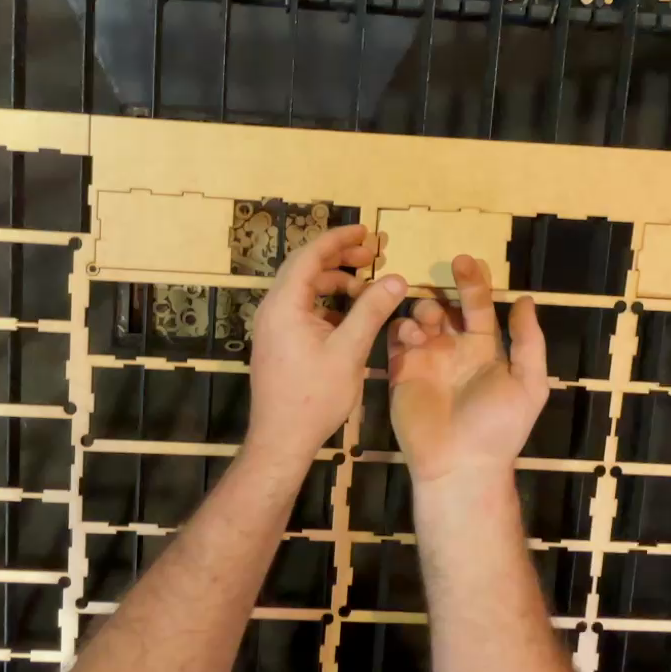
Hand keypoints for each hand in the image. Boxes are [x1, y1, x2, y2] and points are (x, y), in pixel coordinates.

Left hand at [248, 224, 407, 462]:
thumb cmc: (313, 396)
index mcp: (284, 304)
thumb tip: (397, 278)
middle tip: (373, 254)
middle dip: (340, 257)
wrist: (281, 440)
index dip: (339, 239)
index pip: (310, 256)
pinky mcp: (278, 341)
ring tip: (368, 286)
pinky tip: (352, 314)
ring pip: (305, 289)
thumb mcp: (349, 351)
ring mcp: (273, 325)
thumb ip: (371, 311)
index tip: (366, 231)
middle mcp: (273, 308)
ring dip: (336, 282)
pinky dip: (328, 303)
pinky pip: (303, 308)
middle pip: (306, 268)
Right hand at [387, 255, 548, 488]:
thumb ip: (528, 341)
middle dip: (444, 292)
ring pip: (419, 318)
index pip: (478, 307)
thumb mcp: (529, 384)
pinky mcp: (401, 371)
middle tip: (445, 281)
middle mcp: (453, 350)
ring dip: (424, 310)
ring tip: (431, 323)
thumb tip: (525, 300)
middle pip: (445, 307)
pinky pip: (396, 339)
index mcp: (484, 349)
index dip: (474, 283)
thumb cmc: (498, 427)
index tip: (466, 260)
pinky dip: (401, 329)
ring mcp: (425, 359)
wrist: (460, 464)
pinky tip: (413, 338)